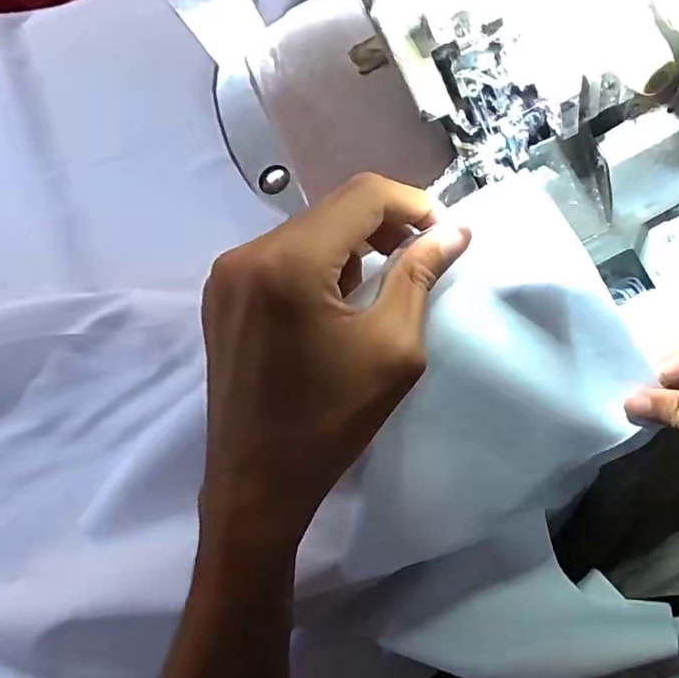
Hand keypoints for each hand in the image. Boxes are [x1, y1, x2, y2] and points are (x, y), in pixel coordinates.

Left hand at [199, 174, 470, 553]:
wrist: (257, 482)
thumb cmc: (333, 420)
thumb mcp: (394, 347)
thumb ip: (419, 275)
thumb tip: (454, 231)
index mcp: (288, 263)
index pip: (364, 195)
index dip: (415, 204)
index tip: (446, 235)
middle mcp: (248, 253)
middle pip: (335, 207)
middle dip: (389, 224)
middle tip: (426, 257)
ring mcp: (228, 273)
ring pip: (311, 229)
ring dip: (358, 243)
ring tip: (388, 282)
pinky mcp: (224, 294)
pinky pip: (286, 255)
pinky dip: (326, 262)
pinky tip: (344, 299)